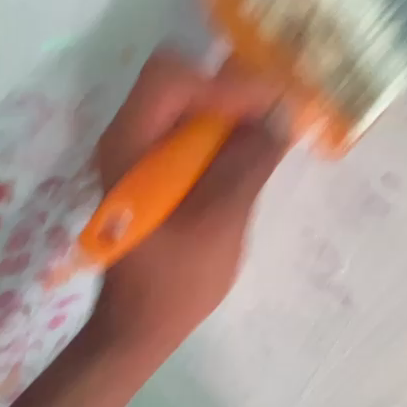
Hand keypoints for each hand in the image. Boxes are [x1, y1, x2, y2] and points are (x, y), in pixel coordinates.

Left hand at [82, 48, 288, 364]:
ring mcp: (134, 158)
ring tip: (269, 141)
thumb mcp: (218, 224)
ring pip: (185, 110)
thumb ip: (247, 163)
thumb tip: (282, 112)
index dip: (224, 85)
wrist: (137, 328)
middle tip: (276, 120)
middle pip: (179, 86)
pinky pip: (185, 137)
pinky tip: (247, 163)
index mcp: (127, 147)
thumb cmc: (174, 283)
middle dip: (231, 96)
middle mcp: (123, 140)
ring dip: (229, 119)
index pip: (172, 78)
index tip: (271, 108)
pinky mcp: (149, 177)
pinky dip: (218, 141)